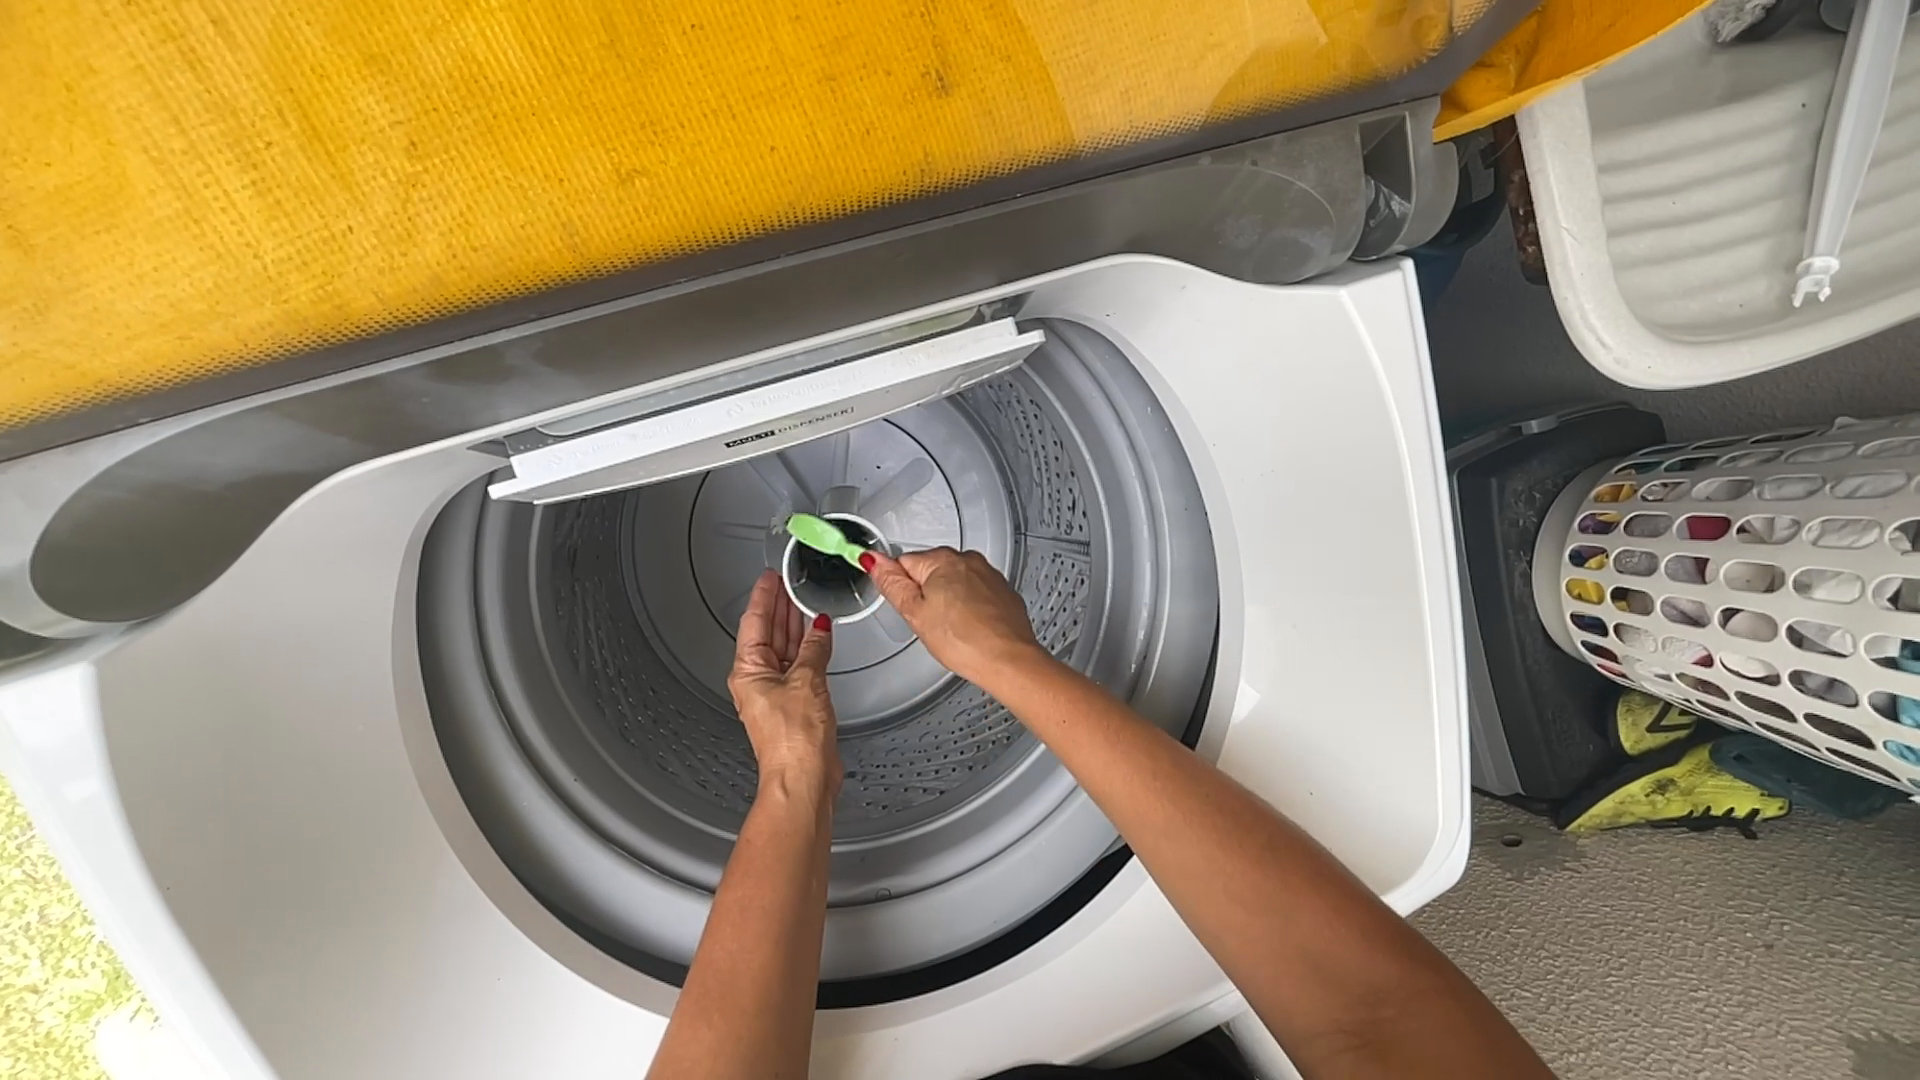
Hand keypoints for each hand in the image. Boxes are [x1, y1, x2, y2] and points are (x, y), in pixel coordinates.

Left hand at [728, 571, 840, 796]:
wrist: (804, 777)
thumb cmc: (793, 740)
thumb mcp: (807, 681)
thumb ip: (815, 649)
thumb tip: (820, 629)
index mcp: (748, 670)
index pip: (755, 621)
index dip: (764, 596)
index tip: (769, 577)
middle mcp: (757, 680)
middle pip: (767, 633)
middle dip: (779, 607)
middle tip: (787, 583)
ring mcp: (775, 692)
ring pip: (783, 648)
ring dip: (794, 625)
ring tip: (802, 602)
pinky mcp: (793, 704)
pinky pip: (798, 665)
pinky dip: (806, 648)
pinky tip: (816, 637)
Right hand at [862, 548, 1044, 686]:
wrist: (1009, 660)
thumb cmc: (966, 641)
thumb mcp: (915, 614)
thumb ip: (892, 583)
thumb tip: (873, 560)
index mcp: (942, 559)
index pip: (903, 563)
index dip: (901, 590)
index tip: (910, 609)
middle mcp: (968, 559)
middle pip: (930, 571)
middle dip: (926, 595)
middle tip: (931, 623)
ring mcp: (989, 574)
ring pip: (954, 583)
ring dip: (949, 601)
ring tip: (952, 629)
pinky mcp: (1003, 591)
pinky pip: (976, 594)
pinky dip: (970, 608)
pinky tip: (969, 628)